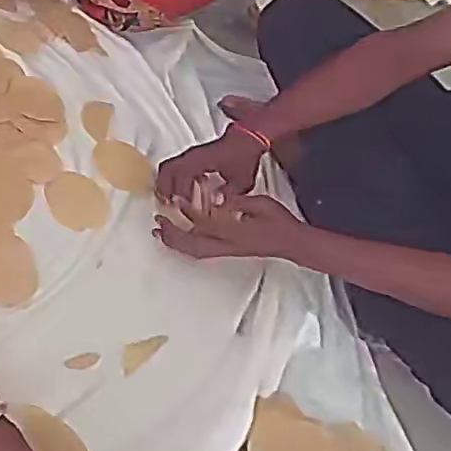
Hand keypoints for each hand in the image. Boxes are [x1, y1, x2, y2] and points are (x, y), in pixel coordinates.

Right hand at [154, 128, 266, 206]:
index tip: (183, 205)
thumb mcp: (240, 182)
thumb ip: (227, 196)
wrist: (245, 140)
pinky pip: (175, 165)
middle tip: (167, 202)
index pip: (182, 175)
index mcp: (201, 160)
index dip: (181, 192)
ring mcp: (191, 155)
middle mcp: (192, 156)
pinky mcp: (193, 156)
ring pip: (168, 166)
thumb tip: (216, 206)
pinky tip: (179, 188)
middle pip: (168, 169)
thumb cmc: (242, 155)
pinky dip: (172, 177)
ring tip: (168, 197)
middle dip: (165, 187)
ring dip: (165, 182)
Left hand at [154, 192, 308, 260]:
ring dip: (175, 242)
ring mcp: (228, 250)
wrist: (293, 243)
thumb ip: (238, 201)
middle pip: (194, 244)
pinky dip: (185, 244)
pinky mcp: (228, 251)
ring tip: (160, 232)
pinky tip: (177, 237)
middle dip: (173, 235)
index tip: (176, 201)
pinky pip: (201, 251)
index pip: (206, 224)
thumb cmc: (279, 222)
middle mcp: (229, 245)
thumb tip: (216, 198)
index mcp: (237, 232)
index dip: (188, 213)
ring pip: (196, 251)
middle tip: (157, 222)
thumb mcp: (261, 205)